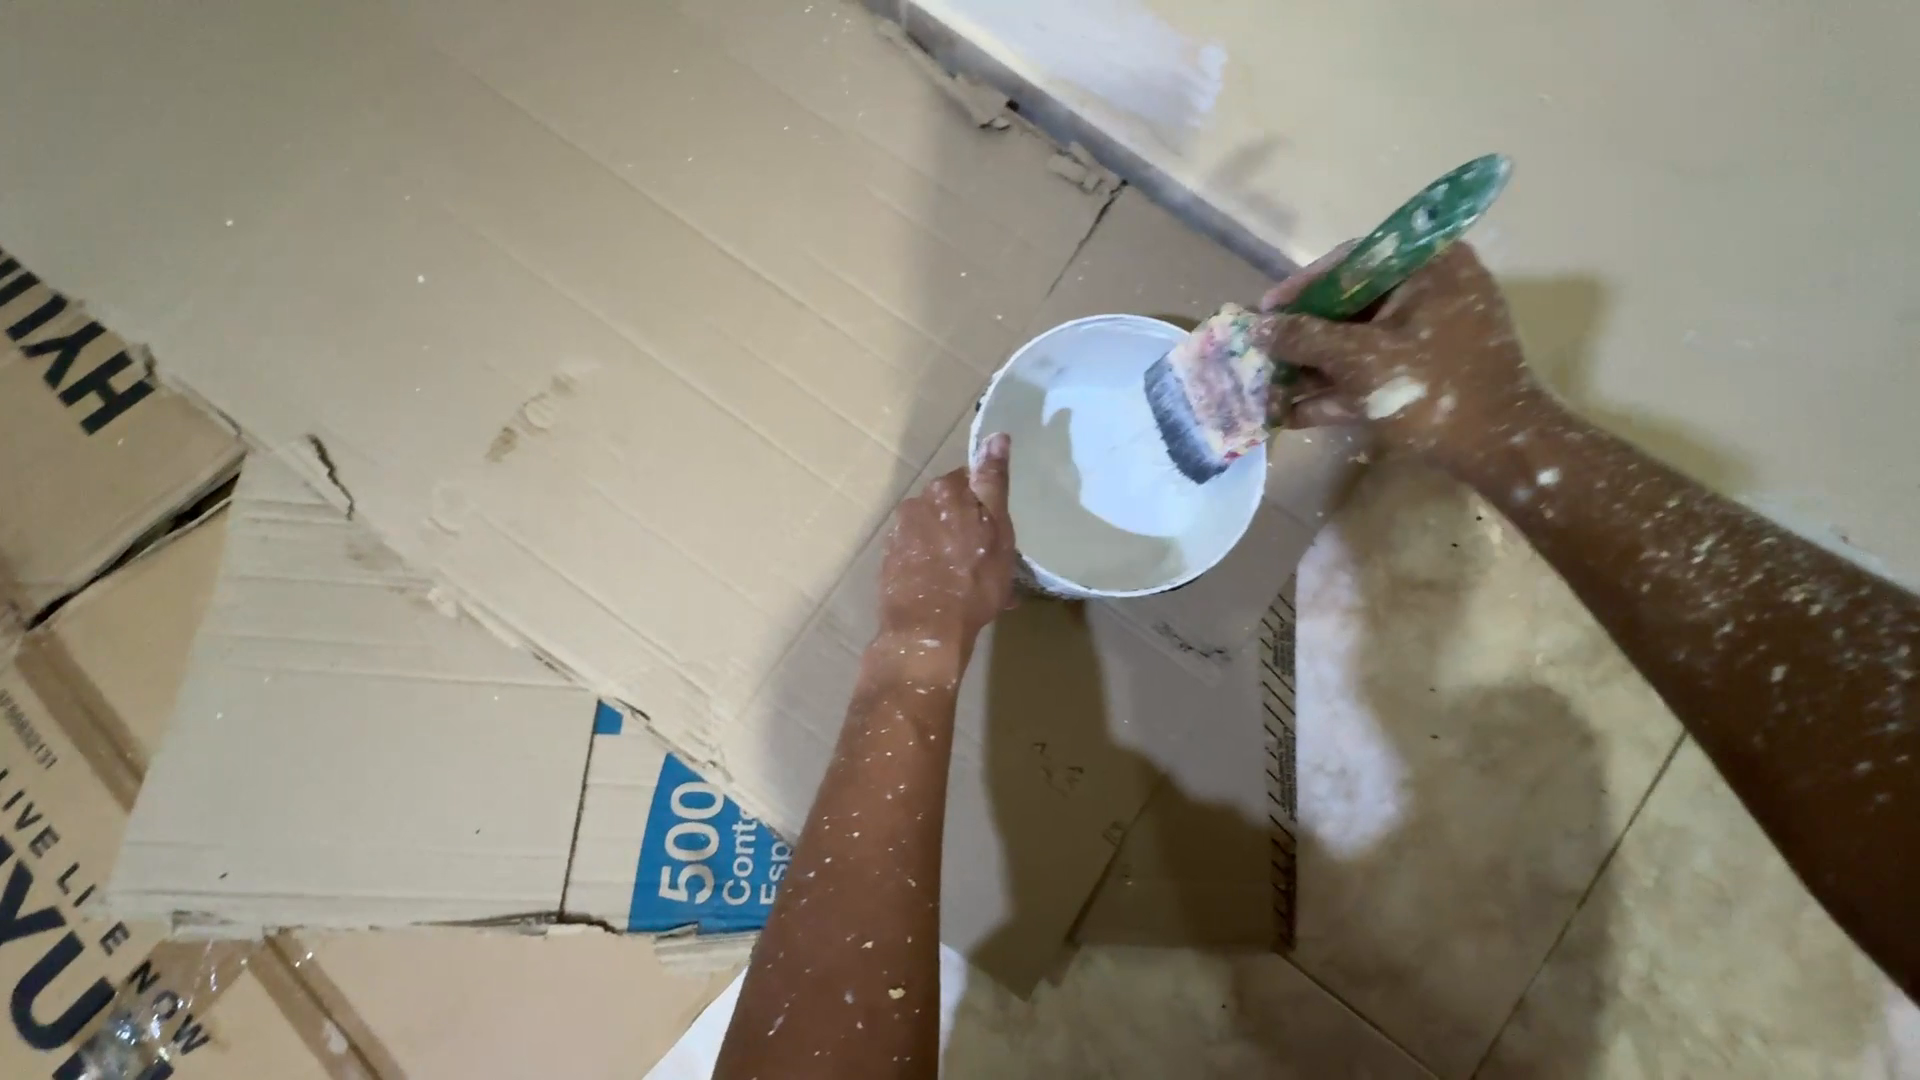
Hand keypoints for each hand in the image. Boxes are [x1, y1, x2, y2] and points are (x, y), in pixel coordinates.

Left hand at [877, 432, 1016, 650]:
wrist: (926, 632)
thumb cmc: (973, 580)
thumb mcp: (997, 529)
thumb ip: (993, 481)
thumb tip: (995, 436)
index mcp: (943, 490)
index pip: (970, 480)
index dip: (987, 504)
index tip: (998, 529)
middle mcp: (914, 505)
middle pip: (948, 508)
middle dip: (967, 528)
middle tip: (989, 561)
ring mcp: (897, 535)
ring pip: (933, 534)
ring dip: (951, 551)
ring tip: (970, 584)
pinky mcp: (889, 564)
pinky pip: (918, 557)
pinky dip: (934, 568)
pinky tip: (948, 593)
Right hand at [1257, 241, 1546, 463]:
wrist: (1497, 448)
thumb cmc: (1430, 389)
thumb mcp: (1358, 359)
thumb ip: (1303, 339)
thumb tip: (1257, 328)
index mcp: (1427, 269)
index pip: (1351, 262)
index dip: (1301, 287)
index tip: (1265, 310)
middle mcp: (1430, 292)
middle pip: (1348, 306)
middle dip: (1301, 337)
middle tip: (1263, 352)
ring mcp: (1427, 336)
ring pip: (1356, 343)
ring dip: (1310, 368)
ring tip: (1268, 387)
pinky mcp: (1423, 374)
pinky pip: (1370, 372)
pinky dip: (1335, 391)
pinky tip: (1292, 414)